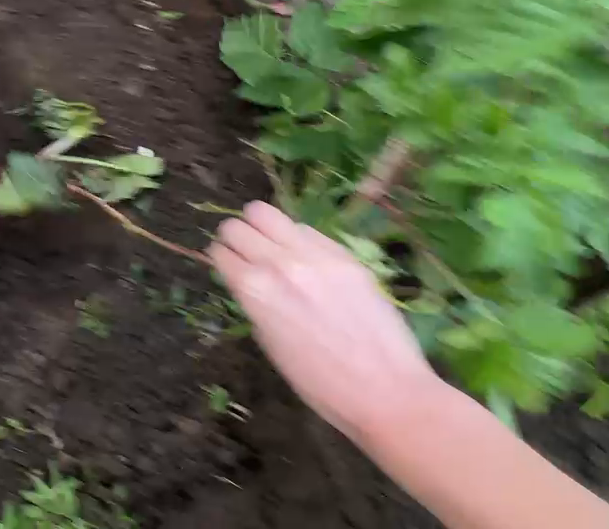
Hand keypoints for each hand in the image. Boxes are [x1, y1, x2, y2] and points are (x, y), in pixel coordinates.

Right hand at [208, 201, 441, 441]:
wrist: (389, 394)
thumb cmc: (319, 382)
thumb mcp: (268, 340)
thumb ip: (253, 300)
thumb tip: (248, 278)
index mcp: (253, 289)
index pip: (219, 251)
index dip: (222, 260)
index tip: (229, 267)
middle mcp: (277, 263)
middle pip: (236, 225)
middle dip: (235, 239)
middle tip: (247, 254)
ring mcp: (313, 256)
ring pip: (265, 213)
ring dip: (261, 228)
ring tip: (273, 246)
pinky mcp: (344, 256)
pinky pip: (306, 230)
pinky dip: (297, 239)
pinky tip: (309, 262)